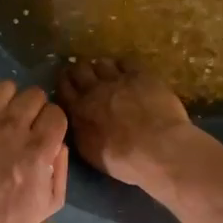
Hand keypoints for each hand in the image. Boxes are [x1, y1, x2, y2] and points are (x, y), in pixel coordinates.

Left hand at [0, 81, 68, 222]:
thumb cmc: (6, 217)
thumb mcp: (49, 203)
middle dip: (31, 109)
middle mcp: (12, 127)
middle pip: (33, 95)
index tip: (41, 131)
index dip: (50, 121)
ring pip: (4, 88)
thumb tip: (59, 141)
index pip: (55, 112)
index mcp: (38, 147)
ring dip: (5, 101)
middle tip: (20, 125)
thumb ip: (62, 168)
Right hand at [56, 60, 193, 188]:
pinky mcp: (141, 75)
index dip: (64, 82)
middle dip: (79, 70)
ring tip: (106, 73)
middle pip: (80, 69)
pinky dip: (123, 65)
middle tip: (83, 74)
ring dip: (101, 67)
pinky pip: (126, 62)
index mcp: (79, 109)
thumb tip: (77, 119)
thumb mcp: (90, 151)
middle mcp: (94, 89)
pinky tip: (127, 71)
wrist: (158, 149)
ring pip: (102, 63)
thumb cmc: (123, 160)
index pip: (64, 87)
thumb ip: (80, 130)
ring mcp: (118, 79)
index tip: (67, 82)